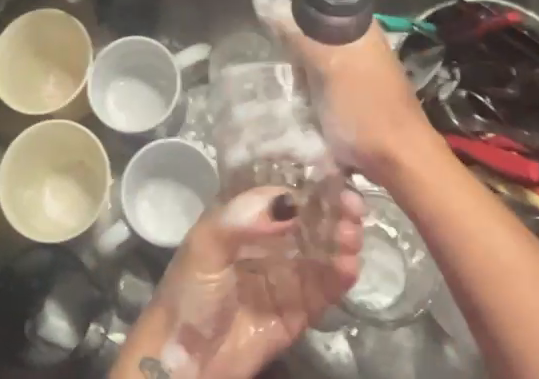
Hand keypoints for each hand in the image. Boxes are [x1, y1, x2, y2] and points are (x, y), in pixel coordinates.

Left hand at [135, 187, 363, 378]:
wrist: (183, 362)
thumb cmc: (189, 293)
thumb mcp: (206, 244)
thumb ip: (243, 217)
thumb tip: (289, 200)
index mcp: (242, 221)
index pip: (281, 195)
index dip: (308, 186)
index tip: (333, 178)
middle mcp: (266, 245)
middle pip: (307, 222)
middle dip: (332, 211)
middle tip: (354, 206)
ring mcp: (283, 279)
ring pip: (320, 253)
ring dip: (340, 241)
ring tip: (353, 236)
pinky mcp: (296, 313)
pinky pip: (323, 291)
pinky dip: (339, 277)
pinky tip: (349, 266)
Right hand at [251, 0, 440, 178]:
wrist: (400, 161)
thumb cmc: (363, 108)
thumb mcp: (325, 65)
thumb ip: (295, 32)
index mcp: (358, 27)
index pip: (316, 5)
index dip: (291, 17)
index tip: (273, 37)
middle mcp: (361, 44)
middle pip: (311, 37)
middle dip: (294, 56)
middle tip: (286, 75)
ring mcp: (360, 74)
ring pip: (314, 66)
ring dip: (301, 82)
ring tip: (292, 97)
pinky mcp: (356, 99)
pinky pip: (322, 90)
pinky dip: (310, 99)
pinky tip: (303, 112)